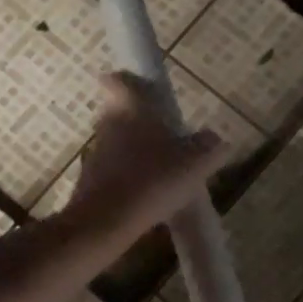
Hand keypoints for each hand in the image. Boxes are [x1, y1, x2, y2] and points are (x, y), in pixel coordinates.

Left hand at [64, 72, 228, 236]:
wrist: (105, 221)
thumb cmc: (153, 181)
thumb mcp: (195, 165)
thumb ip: (208, 148)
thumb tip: (214, 139)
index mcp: (129, 109)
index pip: (118, 81)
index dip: (126, 80)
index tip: (138, 87)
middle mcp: (106, 124)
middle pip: (118, 112)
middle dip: (137, 120)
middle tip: (162, 134)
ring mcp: (94, 152)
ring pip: (114, 142)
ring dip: (131, 150)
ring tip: (159, 169)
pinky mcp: (88, 179)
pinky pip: (111, 169)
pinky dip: (124, 175)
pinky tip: (145, 194)